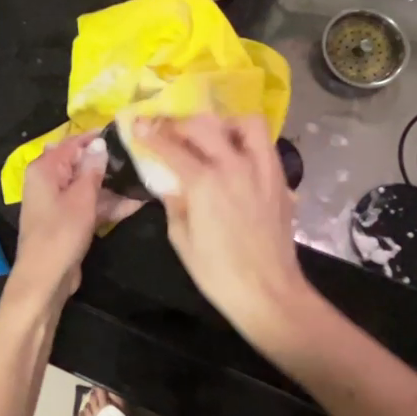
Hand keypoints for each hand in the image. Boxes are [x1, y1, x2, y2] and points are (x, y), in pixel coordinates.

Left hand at [5, 133, 137, 307]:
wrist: (46, 279)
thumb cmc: (61, 233)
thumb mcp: (81, 198)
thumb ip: (92, 169)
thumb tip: (100, 143)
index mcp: (45, 168)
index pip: (73, 143)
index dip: (98, 138)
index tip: (125, 132)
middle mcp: (50, 180)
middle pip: (83, 164)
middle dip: (110, 163)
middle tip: (141, 157)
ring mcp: (59, 201)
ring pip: (89, 186)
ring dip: (114, 186)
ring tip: (145, 179)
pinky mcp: (69, 219)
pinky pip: (90, 204)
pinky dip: (109, 204)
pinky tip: (137, 202)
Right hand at [135, 114, 318, 338]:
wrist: (268, 292)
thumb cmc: (218, 273)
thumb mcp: (181, 239)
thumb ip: (173, 203)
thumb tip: (170, 184)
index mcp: (205, 182)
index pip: (171, 146)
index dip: (150, 134)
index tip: (137, 125)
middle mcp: (234, 166)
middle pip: (203, 125)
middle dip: (179, 124)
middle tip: (168, 132)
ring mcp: (261, 169)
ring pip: (244, 123)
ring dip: (222, 124)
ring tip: (211, 138)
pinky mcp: (279, 178)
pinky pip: (265, 144)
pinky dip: (247, 140)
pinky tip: (235, 156)